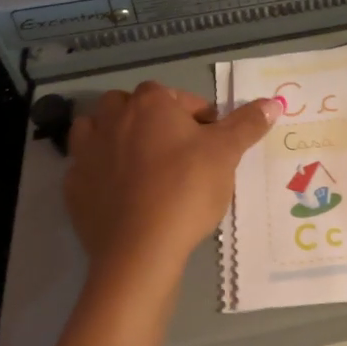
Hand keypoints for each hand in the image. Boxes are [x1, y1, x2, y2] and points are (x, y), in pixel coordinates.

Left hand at [63, 83, 278, 271]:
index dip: (194, 113)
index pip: (173, 94)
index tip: (209, 139)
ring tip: (140, 164)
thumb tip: (273, 102)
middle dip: (150, 120)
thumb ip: (247, 124)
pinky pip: (85, 168)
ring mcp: (87, 153)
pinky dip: (99, 173)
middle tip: (176, 150)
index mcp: (150, 103)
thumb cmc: (186, 190)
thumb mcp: (226, 154)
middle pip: (130, 106)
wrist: (139, 250)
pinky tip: (119, 193)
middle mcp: (113, 118)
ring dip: (115, 138)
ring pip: (96, 129)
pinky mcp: (73, 188)